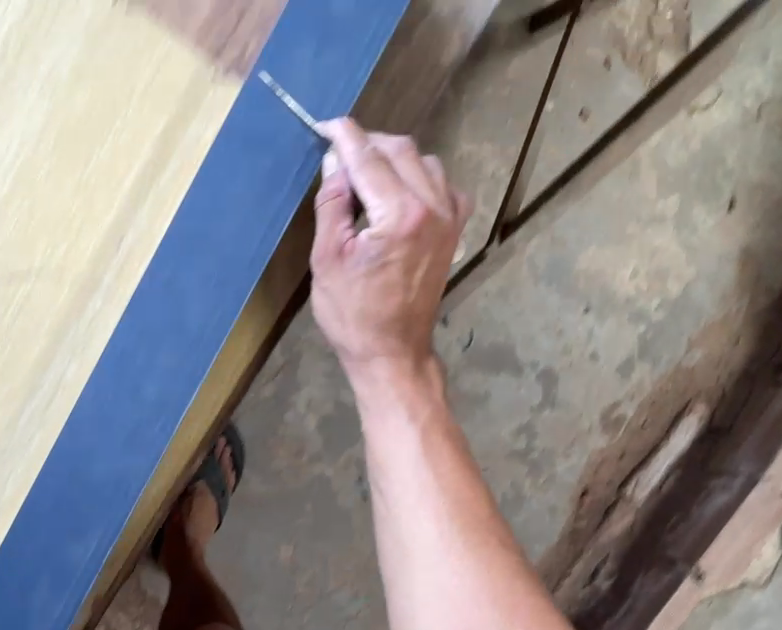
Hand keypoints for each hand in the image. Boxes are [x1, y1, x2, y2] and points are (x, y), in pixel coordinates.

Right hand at [310, 119, 471, 380]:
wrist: (391, 352)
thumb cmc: (353, 315)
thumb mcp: (327, 260)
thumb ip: (332, 204)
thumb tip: (336, 163)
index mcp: (399, 214)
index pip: (369, 158)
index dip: (345, 137)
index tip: (326, 124)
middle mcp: (433, 207)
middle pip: (400, 151)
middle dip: (368, 145)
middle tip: (339, 154)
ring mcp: (450, 218)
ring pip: (424, 162)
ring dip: (393, 159)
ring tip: (365, 176)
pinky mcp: (454, 230)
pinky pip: (443, 185)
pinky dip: (420, 178)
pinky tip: (400, 193)